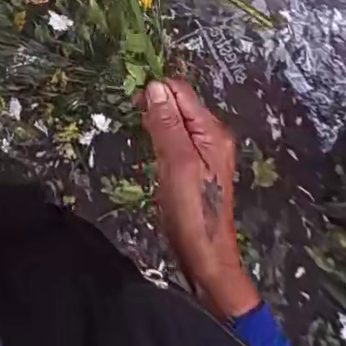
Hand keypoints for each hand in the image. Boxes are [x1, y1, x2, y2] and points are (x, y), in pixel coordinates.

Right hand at [139, 78, 260, 320]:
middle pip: (179, 104)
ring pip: (176, 121)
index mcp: (211, 129)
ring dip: (158, 122)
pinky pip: (177, 139)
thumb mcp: (177, 162)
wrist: (206, 258)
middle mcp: (211, 134)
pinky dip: (162, 139)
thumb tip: (155, 86)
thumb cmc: (193, 211)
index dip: (157, 91)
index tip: (134, 104)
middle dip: (156, 105)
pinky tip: (153, 151)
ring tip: (144, 137)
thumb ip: (167, 123)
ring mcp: (206, 150)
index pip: (181, 92)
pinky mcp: (196, 165)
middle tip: (138, 124)